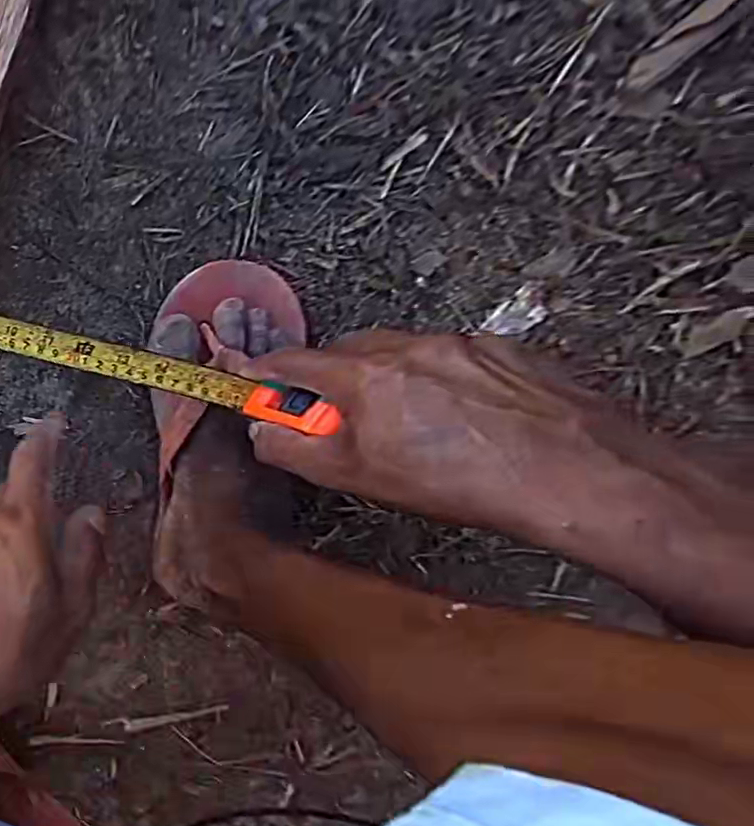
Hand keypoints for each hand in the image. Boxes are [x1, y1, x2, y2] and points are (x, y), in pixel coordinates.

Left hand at [0, 415, 104, 743]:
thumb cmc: (17, 647)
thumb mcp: (71, 610)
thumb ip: (85, 554)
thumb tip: (90, 512)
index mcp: (20, 522)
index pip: (31, 462)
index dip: (45, 438)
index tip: (54, 425)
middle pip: (7, 490)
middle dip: (30, 499)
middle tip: (49, 538)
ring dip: (2, 520)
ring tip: (19, 564)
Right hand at [232, 330, 636, 540]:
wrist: (577, 476)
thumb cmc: (461, 480)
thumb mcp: (347, 475)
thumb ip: (287, 446)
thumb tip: (263, 428)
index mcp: (365, 377)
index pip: (289, 361)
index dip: (260, 372)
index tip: (247, 380)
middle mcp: (410, 348)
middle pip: (340, 351)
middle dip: (322, 379)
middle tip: (326, 418)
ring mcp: (461, 344)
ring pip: (391, 352)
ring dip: (374, 379)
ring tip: (392, 425)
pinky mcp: (502, 349)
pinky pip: (440, 356)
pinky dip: (423, 379)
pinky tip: (441, 418)